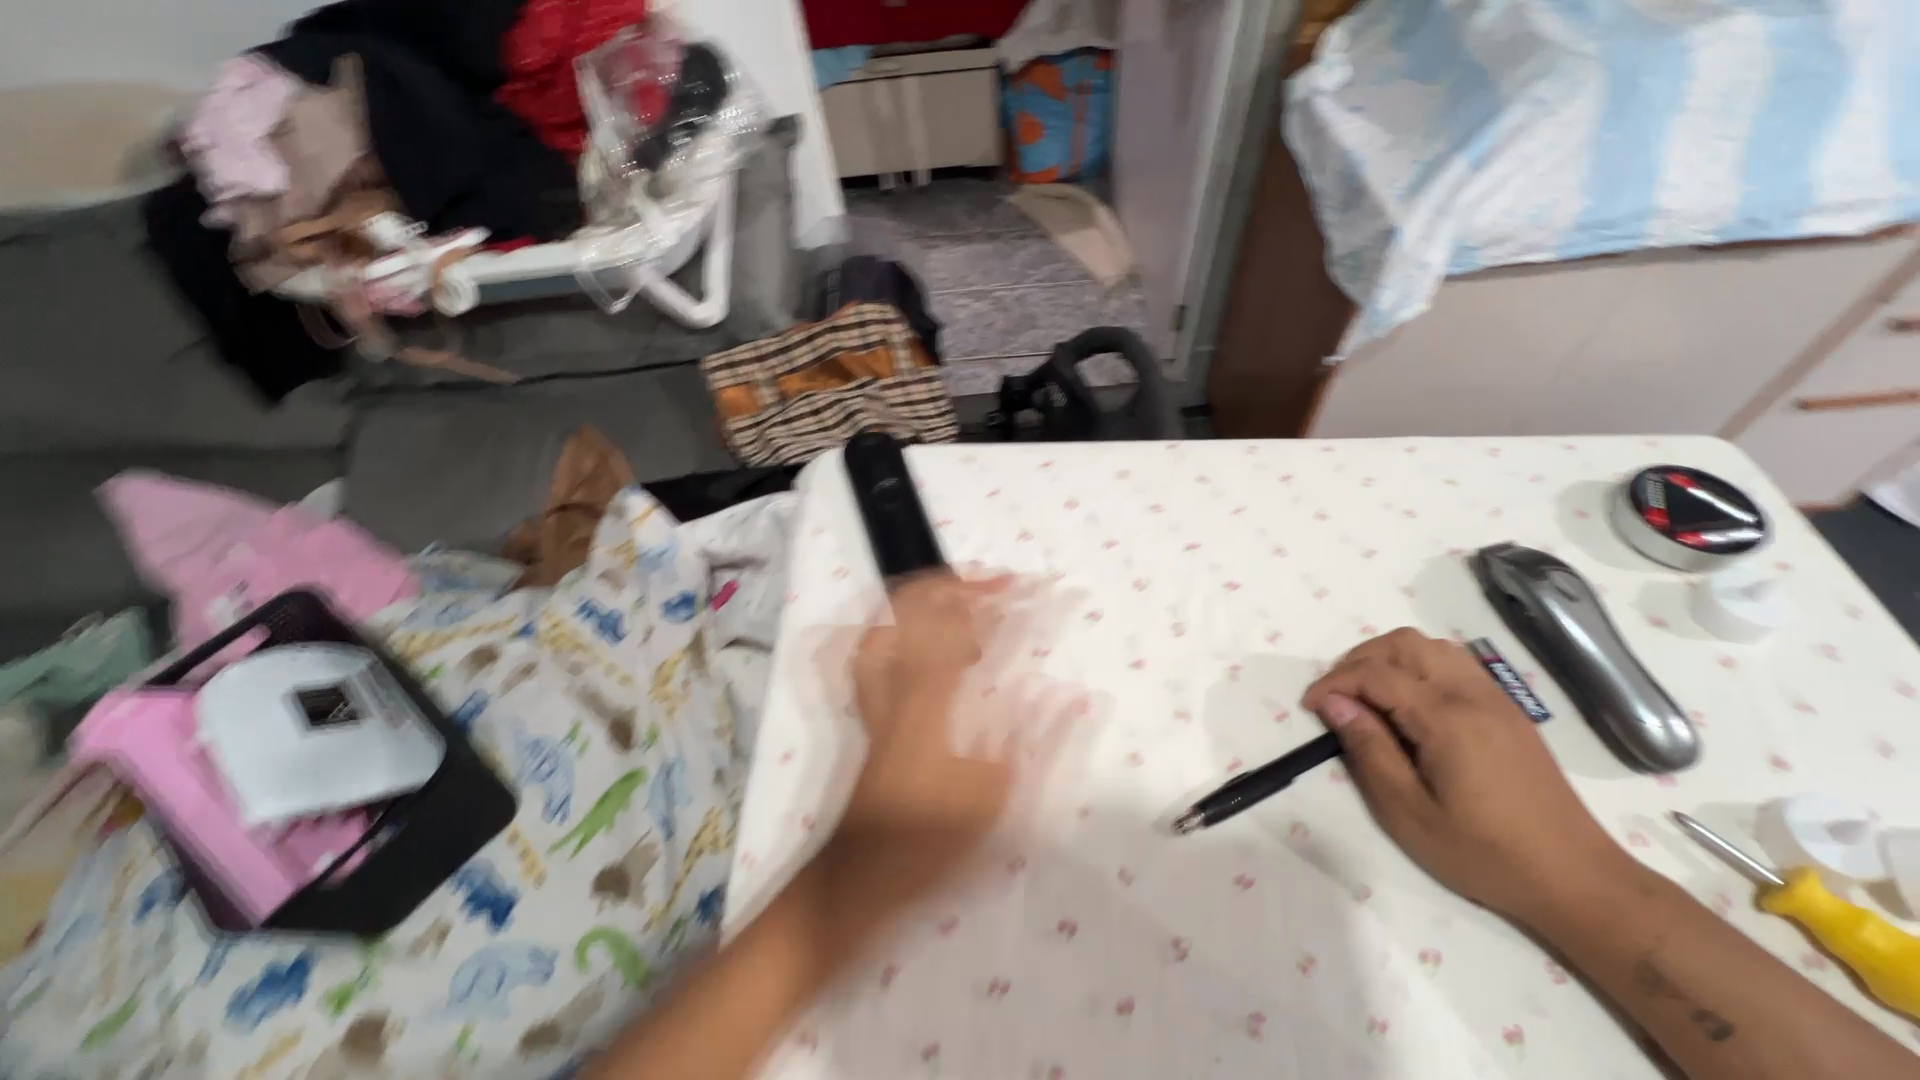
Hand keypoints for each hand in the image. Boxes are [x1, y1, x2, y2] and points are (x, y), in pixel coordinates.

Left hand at [831, 571, 1082, 908]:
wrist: (855, 880)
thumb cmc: (926, 847)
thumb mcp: (992, 804)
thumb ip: (1034, 743)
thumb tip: (1073, 694)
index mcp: (928, 704)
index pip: (962, 629)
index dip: (1000, 600)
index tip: (1039, 590)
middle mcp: (894, 688)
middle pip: (913, 610)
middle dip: (961, 585)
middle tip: (1004, 585)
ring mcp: (873, 698)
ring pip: (886, 624)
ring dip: (926, 600)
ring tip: (966, 599)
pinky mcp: (868, 713)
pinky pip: (876, 650)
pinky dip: (900, 628)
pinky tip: (925, 640)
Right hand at [1302, 628, 1632, 923]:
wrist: (1574, 877)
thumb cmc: (1483, 854)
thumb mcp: (1408, 813)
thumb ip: (1369, 750)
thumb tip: (1334, 703)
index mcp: (1447, 719)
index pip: (1377, 674)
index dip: (1334, 682)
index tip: (1309, 707)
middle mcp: (1473, 695)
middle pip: (1405, 644)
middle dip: (1360, 660)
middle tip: (1337, 698)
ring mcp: (1496, 700)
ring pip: (1433, 648)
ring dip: (1391, 659)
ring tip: (1367, 698)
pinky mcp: (1509, 713)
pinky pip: (1456, 665)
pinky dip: (1419, 668)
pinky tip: (1407, 706)